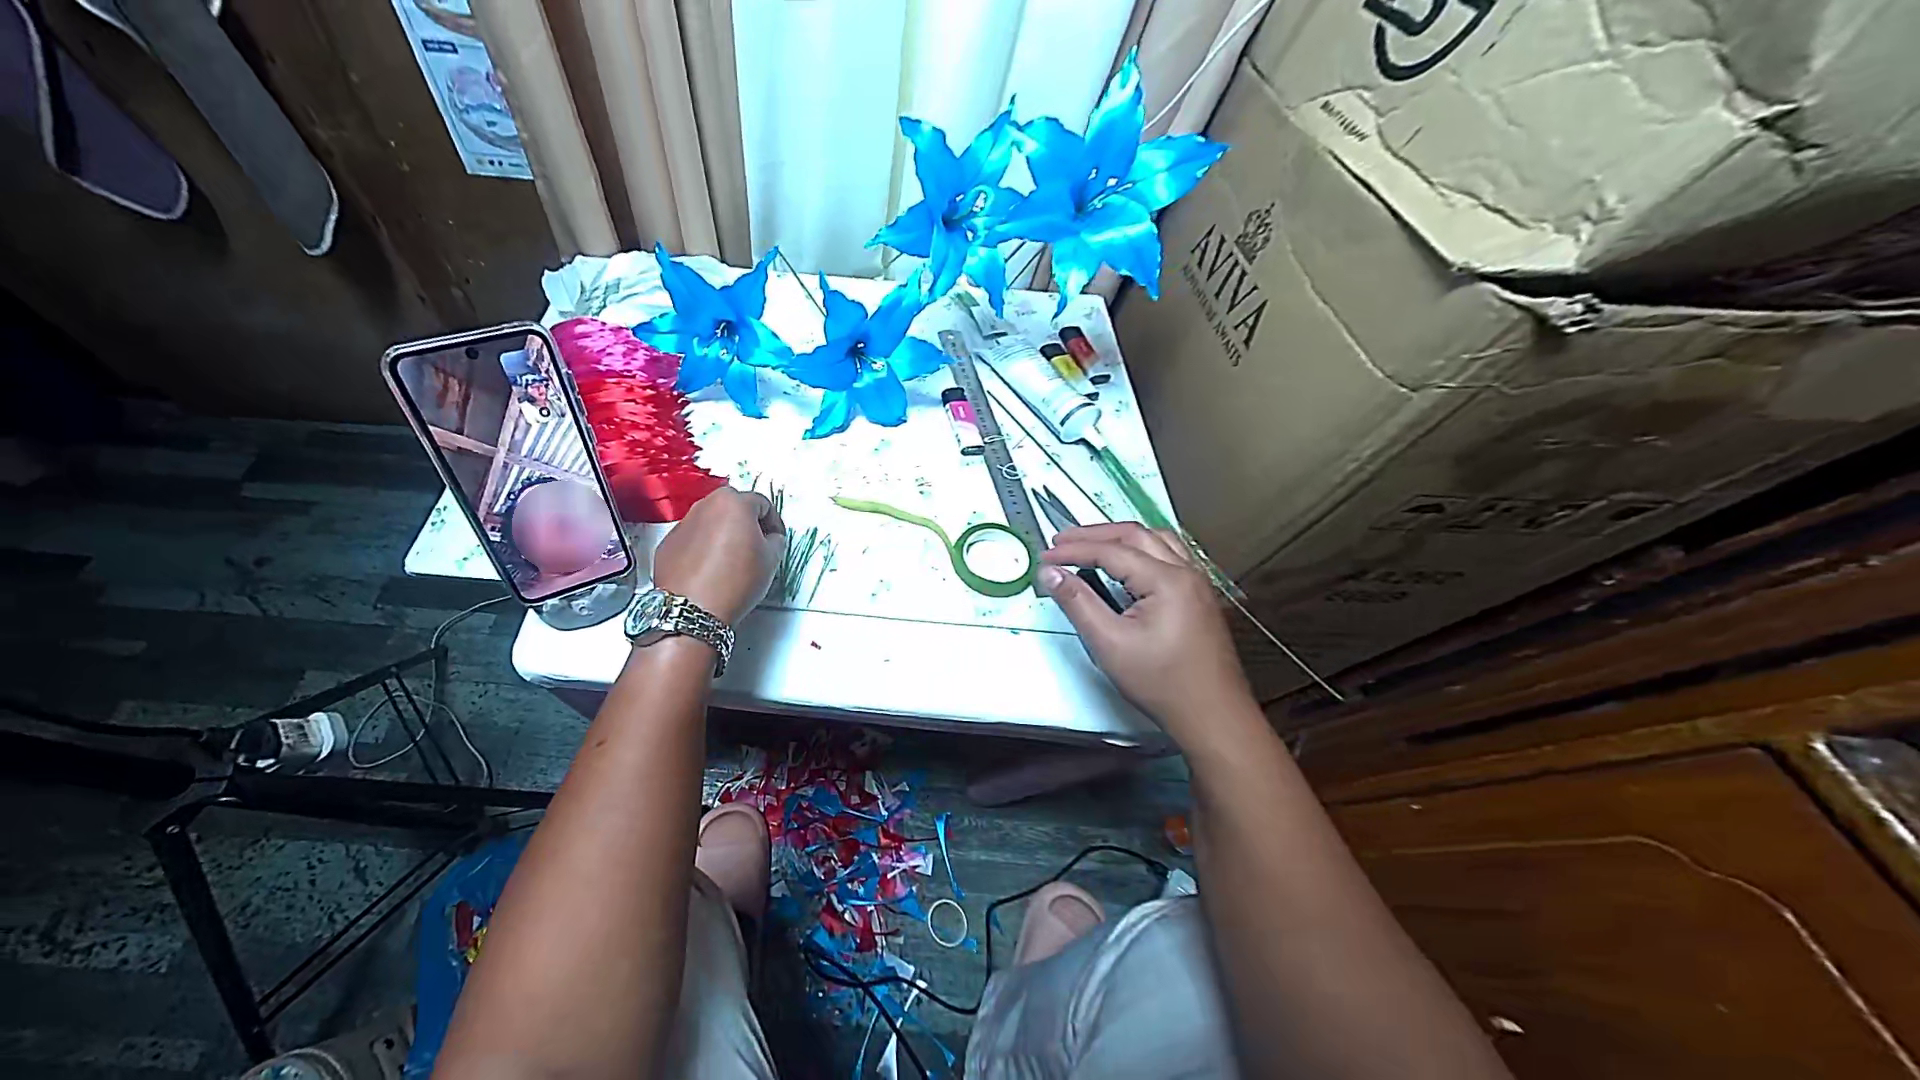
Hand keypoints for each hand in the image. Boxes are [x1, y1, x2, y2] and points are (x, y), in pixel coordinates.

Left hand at [652, 487, 785, 624]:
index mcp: (733, 503)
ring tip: (733, 561)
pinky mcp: (668, 544)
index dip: (774, 522)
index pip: (762, 504)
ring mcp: (683, 524)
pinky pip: (692, 539)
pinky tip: (712, 570)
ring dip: (723, 534)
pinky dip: (703, 549)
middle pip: (733, 507)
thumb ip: (775, 540)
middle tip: (756, 545)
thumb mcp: (771, 559)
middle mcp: (705, 506)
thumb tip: (770, 540)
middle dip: (746, 523)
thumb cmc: (734, 581)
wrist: (693, 608)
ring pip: (710, 522)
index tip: (776, 537)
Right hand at [1039, 523, 1253, 743]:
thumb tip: (1051, 573)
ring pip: (1156, 540)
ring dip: (1121, 536)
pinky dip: (1142, 549)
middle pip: (1135, 534)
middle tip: (1062, 541)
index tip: (1047, 556)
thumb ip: (1077, 602)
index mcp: (1166, 580)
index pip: (1111, 551)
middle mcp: (1186, 572)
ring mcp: (1197, 583)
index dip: (1074, 550)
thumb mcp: (1109, 643)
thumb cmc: (1162, 683)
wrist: (1212, 715)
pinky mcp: (1199, 597)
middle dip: (1094, 534)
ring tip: (1092, 545)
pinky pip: (1169, 555)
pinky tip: (1129, 563)